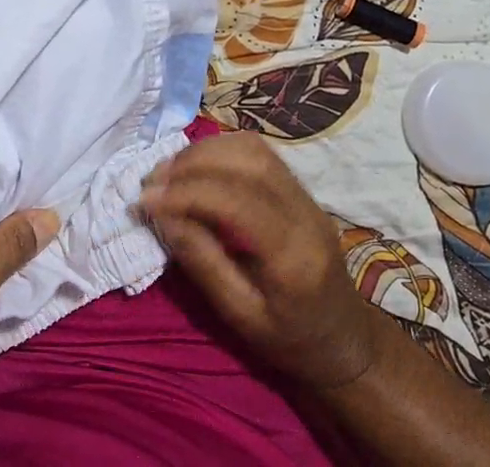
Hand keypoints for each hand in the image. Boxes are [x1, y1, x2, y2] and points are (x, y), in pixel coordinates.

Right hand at [137, 132, 390, 389]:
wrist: (344, 339)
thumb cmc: (288, 340)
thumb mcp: (239, 316)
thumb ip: (203, 263)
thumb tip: (163, 215)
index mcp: (292, 255)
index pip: (237, 201)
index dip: (187, 192)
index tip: (146, 200)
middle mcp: (305, 213)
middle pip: (248, 161)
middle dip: (191, 164)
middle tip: (151, 182)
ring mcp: (308, 196)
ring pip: (254, 148)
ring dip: (205, 152)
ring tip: (169, 174)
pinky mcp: (302, 189)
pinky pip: (260, 153)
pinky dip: (221, 151)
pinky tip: (197, 169)